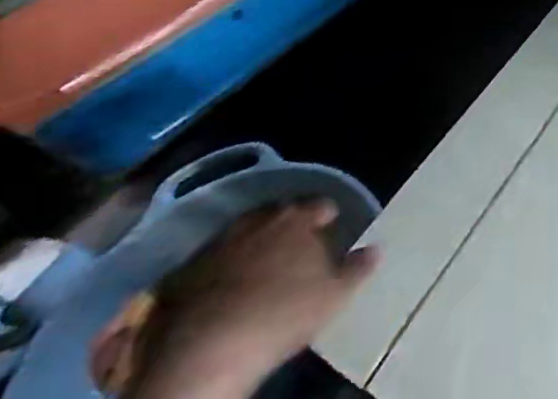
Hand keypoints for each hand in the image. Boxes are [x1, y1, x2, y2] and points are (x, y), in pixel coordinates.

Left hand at [125, 201, 378, 398]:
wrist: (206, 352)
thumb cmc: (283, 314)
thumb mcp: (335, 295)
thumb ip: (358, 267)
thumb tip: (375, 248)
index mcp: (298, 219)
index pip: (320, 205)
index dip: (327, 217)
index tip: (331, 229)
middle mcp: (258, 221)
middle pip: (278, 213)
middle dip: (288, 225)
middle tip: (295, 247)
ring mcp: (216, 245)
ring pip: (242, 234)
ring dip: (252, 244)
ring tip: (260, 266)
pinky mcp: (182, 274)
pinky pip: (210, 262)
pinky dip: (220, 268)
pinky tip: (225, 288)